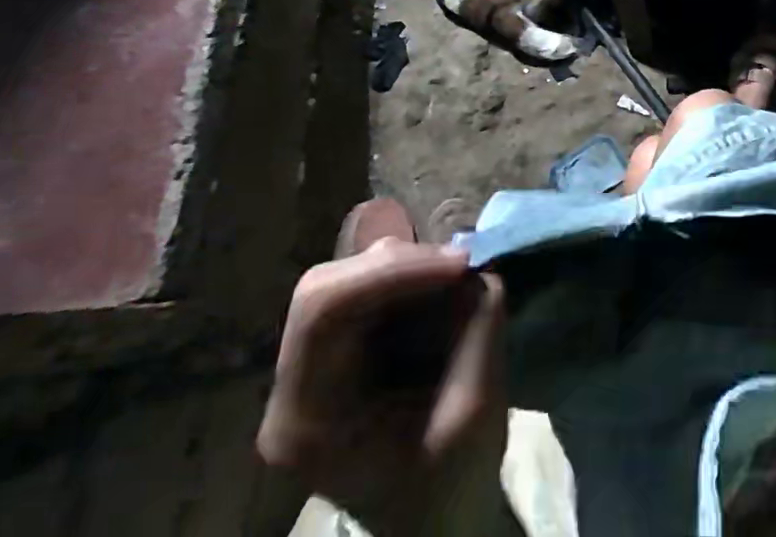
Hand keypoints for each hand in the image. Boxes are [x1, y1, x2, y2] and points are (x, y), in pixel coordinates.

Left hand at [257, 239, 506, 533]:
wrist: (433, 527)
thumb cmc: (449, 490)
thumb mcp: (477, 418)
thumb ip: (479, 335)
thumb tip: (482, 270)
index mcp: (305, 418)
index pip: (322, 311)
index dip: (392, 271)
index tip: (462, 265)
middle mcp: (294, 385)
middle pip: (329, 288)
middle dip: (405, 265)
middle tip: (466, 267)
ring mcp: (314, 368)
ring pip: (351, 281)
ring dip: (413, 271)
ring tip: (462, 283)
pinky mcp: (344, 354)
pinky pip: (373, 293)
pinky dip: (417, 282)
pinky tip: (447, 295)